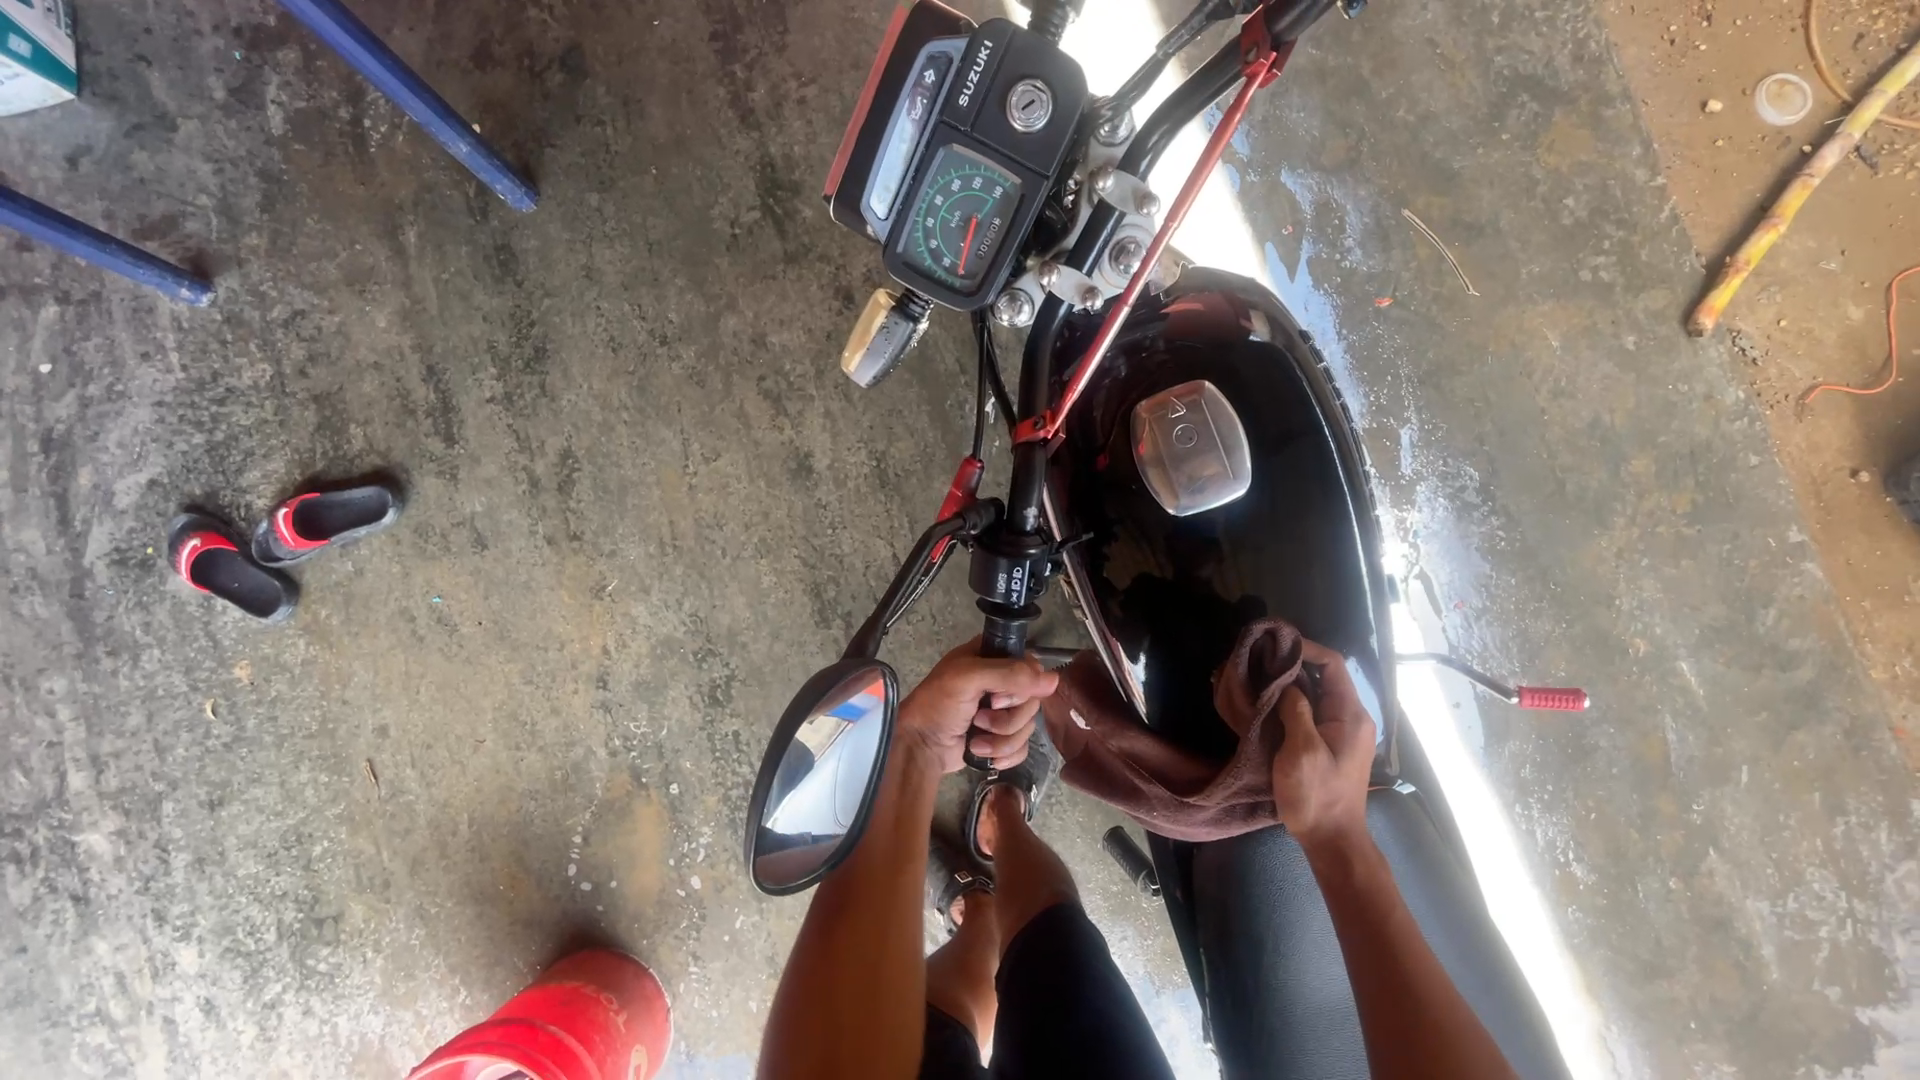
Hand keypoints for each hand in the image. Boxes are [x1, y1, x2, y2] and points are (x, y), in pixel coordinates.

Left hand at [897, 639, 1058, 774]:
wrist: (920, 746)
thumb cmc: (937, 705)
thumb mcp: (969, 678)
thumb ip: (1009, 673)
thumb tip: (1053, 679)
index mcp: (990, 658)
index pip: (1030, 665)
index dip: (1022, 684)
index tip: (999, 696)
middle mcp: (999, 683)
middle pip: (1032, 699)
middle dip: (1008, 717)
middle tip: (981, 716)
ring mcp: (1001, 712)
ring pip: (1028, 726)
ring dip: (1002, 738)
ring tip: (976, 736)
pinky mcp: (1000, 738)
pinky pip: (1023, 747)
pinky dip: (1004, 754)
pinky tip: (982, 751)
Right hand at [1271, 639, 1376, 855]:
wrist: (1332, 840)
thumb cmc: (1318, 796)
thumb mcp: (1302, 751)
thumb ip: (1296, 710)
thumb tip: (1286, 682)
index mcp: (1351, 715)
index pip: (1333, 664)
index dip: (1306, 648)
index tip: (1274, 645)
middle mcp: (1349, 717)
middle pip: (1323, 676)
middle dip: (1291, 663)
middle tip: (1257, 658)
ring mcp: (1339, 731)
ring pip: (1314, 693)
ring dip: (1287, 682)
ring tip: (1256, 676)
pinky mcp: (1326, 743)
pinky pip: (1309, 711)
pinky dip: (1287, 701)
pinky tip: (1264, 702)